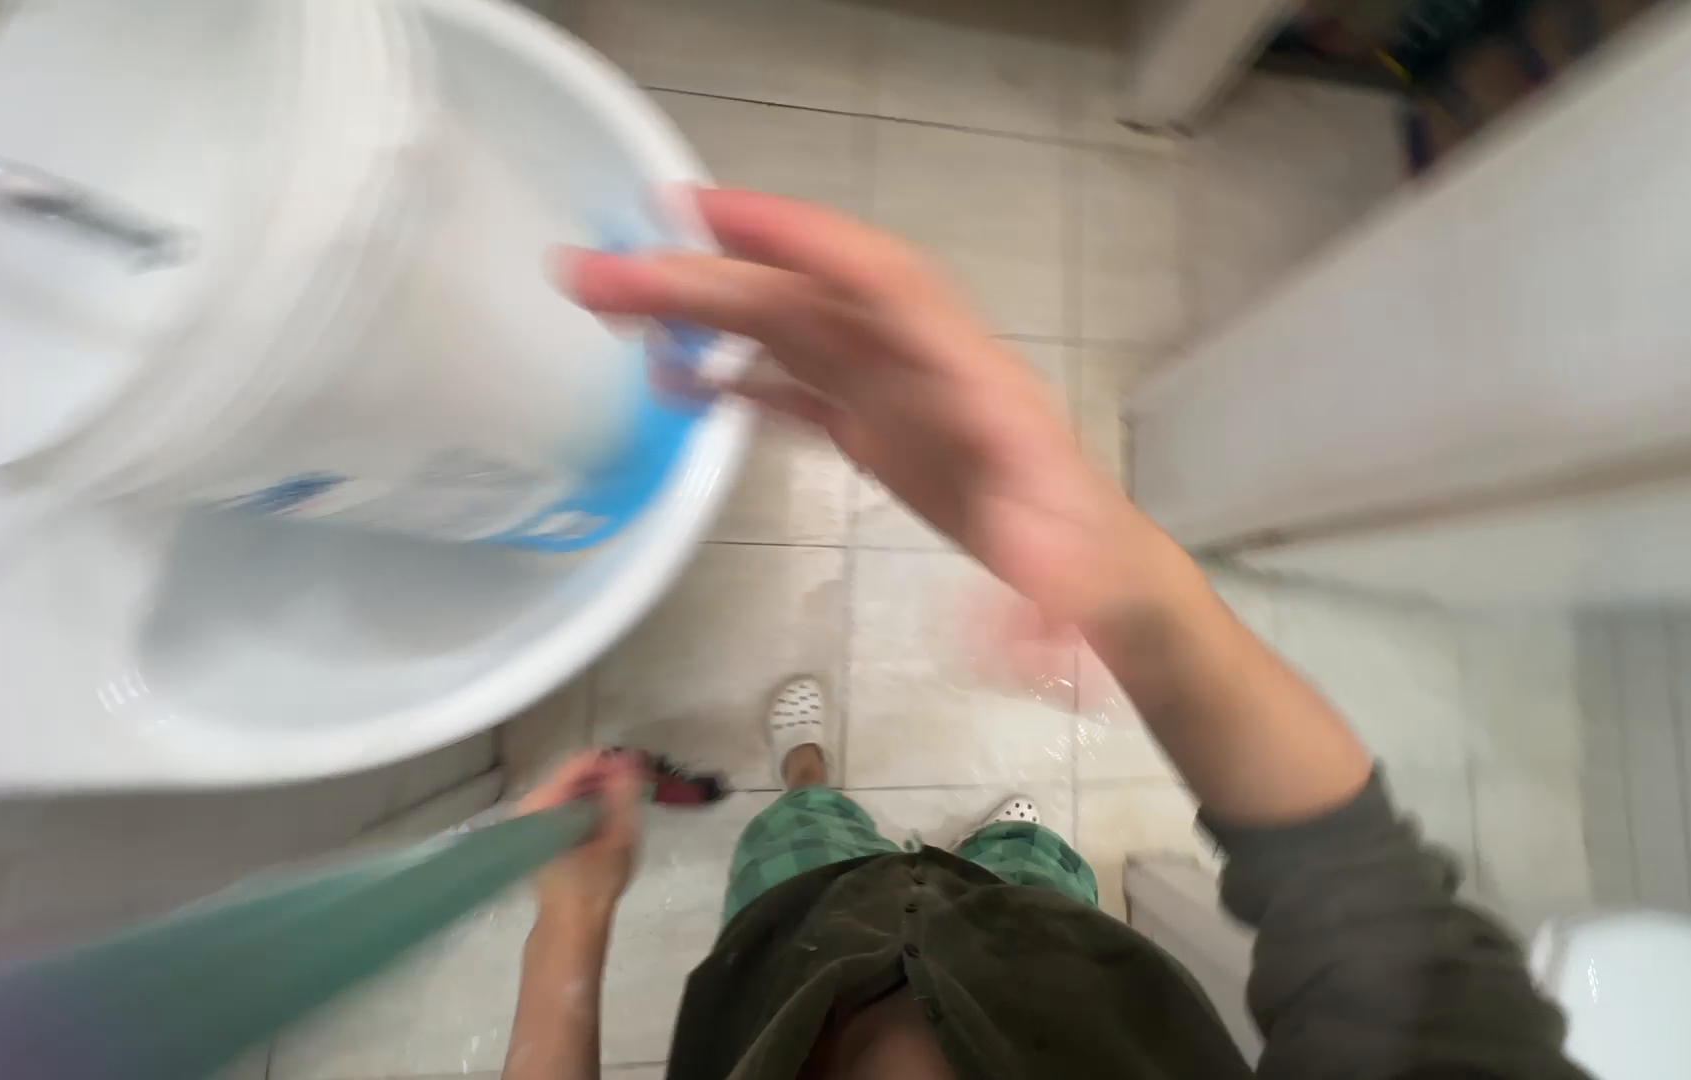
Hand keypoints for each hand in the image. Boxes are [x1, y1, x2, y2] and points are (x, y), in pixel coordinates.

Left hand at [514, 751, 643, 931]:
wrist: (571, 922)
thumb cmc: (597, 881)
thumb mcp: (620, 835)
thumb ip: (624, 793)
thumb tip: (630, 758)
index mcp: (546, 804)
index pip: (581, 763)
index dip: (613, 763)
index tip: (639, 771)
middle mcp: (531, 806)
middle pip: (575, 773)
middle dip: (606, 776)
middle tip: (634, 790)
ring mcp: (529, 818)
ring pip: (571, 786)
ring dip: (599, 790)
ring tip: (624, 803)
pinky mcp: (535, 830)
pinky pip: (564, 801)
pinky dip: (587, 803)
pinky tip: (605, 817)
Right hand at [560, 189, 1181, 632]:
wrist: (1086, 561)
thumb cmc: (1083, 562)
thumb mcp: (1074, 571)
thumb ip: (1043, 579)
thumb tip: (1011, 614)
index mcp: (971, 376)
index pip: (883, 285)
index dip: (801, 239)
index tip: (709, 215)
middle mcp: (922, 367)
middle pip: (808, 303)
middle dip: (709, 282)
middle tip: (604, 274)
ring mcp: (891, 393)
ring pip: (791, 335)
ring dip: (707, 318)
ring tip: (619, 313)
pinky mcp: (874, 427)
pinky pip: (799, 389)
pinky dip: (741, 380)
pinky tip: (686, 384)